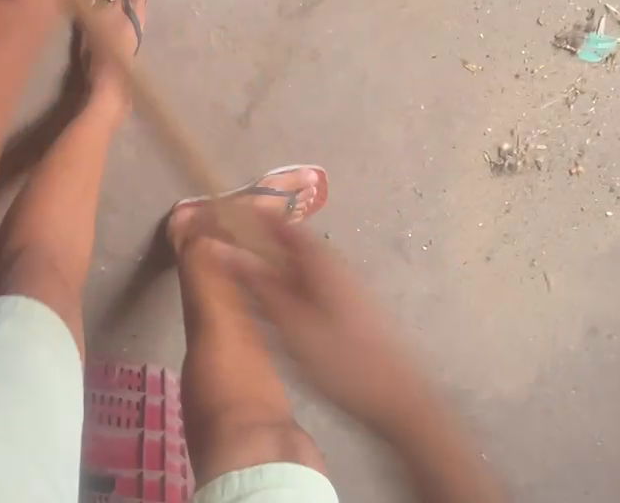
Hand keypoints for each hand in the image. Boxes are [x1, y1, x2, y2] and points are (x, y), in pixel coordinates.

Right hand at [226, 216, 421, 430]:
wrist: (399, 402)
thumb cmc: (341, 359)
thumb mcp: (291, 322)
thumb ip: (256, 283)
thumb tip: (220, 247)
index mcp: (320, 259)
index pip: (281, 223)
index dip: (253, 217)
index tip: (223, 220)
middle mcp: (333, 266)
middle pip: (290, 245)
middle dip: (257, 245)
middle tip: (224, 255)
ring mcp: (343, 289)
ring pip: (298, 269)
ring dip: (270, 271)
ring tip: (239, 284)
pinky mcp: (348, 313)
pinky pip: (307, 289)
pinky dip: (285, 291)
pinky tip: (271, 314)